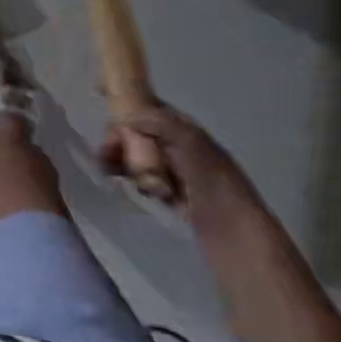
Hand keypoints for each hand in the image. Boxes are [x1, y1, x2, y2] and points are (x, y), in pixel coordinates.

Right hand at [98, 105, 259, 215]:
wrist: (236, 236)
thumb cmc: (215, 186)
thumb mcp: (192, 145)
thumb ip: (162, 124)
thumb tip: (128, 114)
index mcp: (187, 130)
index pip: (151, 107)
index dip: (128, 105)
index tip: (104, 111)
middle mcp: (180, 146)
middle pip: (140, 132)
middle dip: (120, 138)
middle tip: (105, 153)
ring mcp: (175, 172)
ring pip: (139, 156)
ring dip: (120, 157)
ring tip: (107, 170)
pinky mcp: (171, 196)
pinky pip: (143, 178)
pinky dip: (128, 176)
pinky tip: (119, 182)